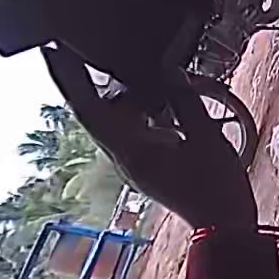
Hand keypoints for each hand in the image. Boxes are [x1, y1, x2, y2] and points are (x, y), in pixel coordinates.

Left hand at [42, 46, 258, 231]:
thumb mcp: (206, 139)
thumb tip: (169, 70)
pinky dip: (143, 111)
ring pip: (120, 121)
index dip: (69, 78)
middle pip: (102, 112)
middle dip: (102, 81)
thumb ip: (185, 101)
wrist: (225, 228)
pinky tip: (163, 99)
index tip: (53, 50)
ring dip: (128, 96)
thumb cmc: (217, 188)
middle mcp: (125, 158)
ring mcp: (136, 164)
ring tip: (145, 70)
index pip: (88, 109)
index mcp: (132, 151)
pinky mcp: (149, 167)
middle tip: (106, 50)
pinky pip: (136, 131)